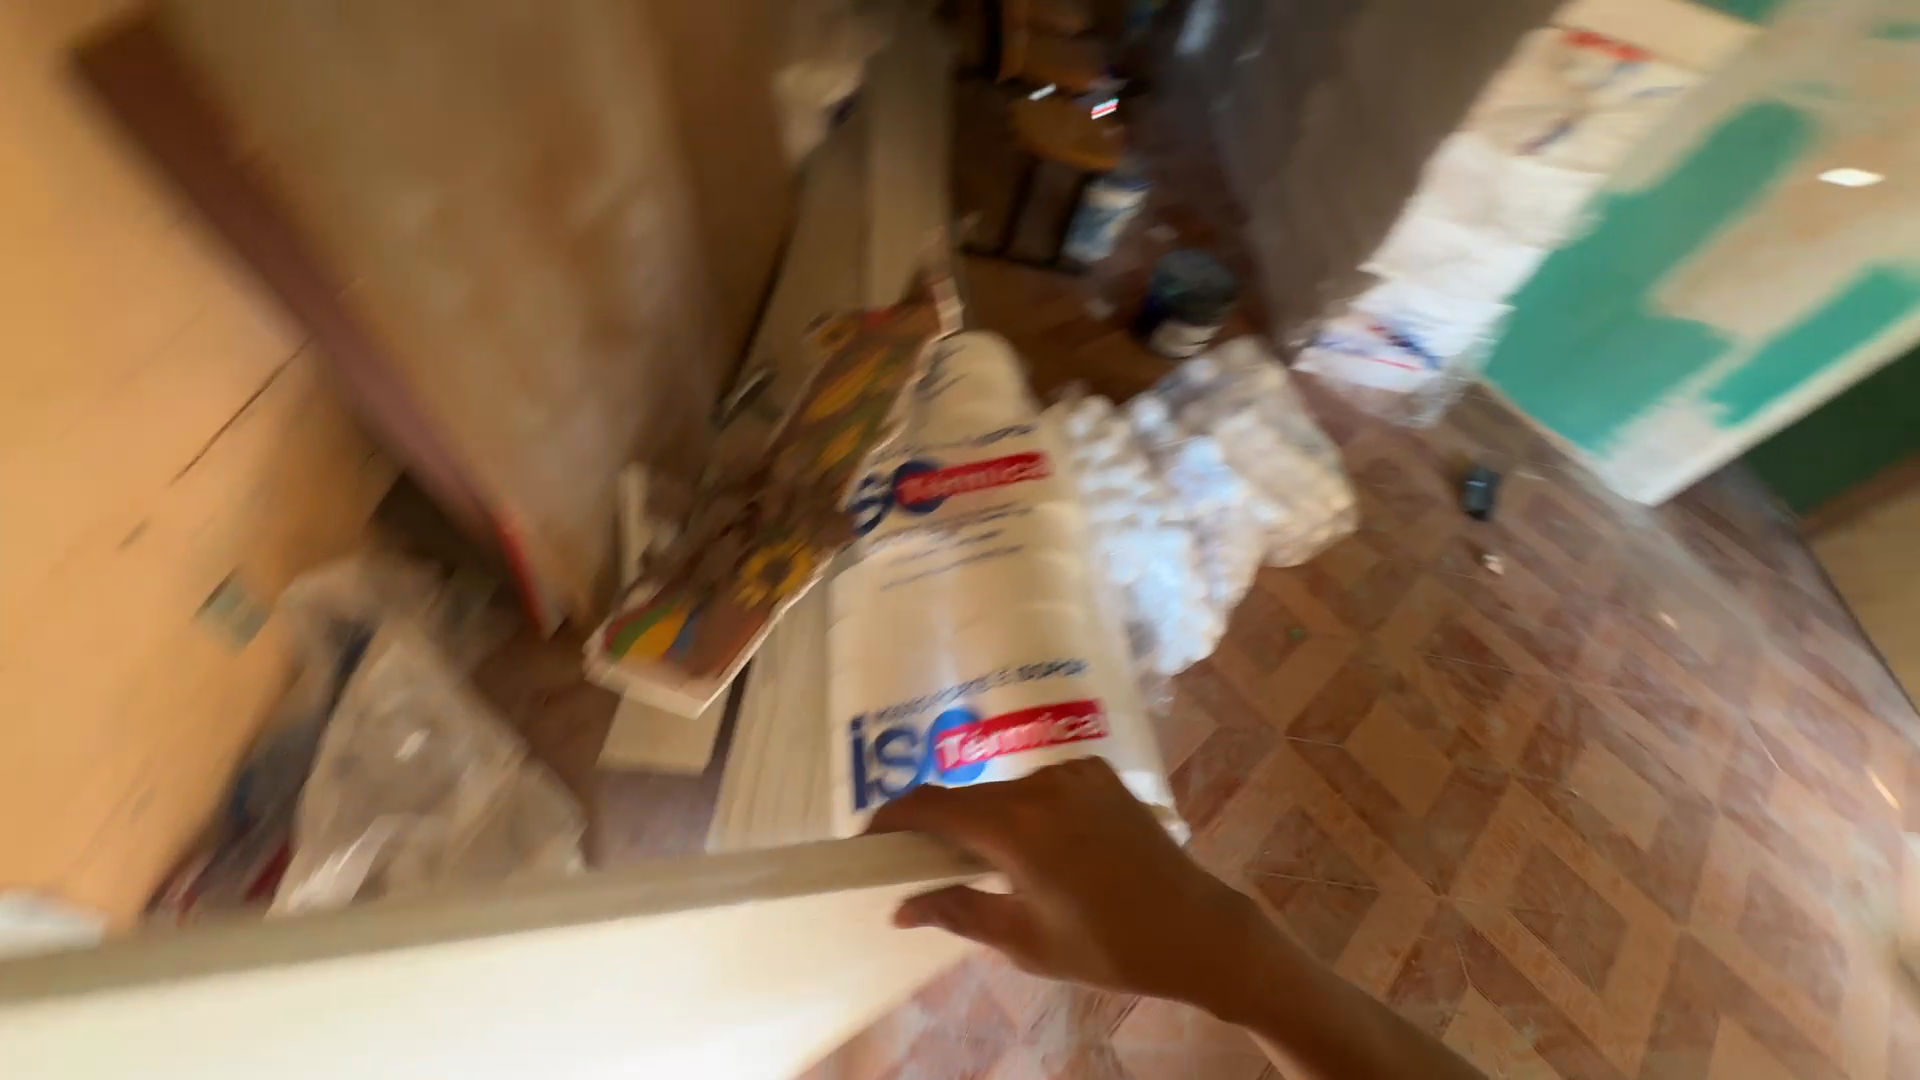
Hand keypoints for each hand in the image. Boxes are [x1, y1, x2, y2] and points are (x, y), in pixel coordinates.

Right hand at [866, 758, 1276, 1018]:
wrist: (1197, 927)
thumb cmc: (1107, 946)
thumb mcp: (1025, 943)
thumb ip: (957, 912)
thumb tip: (899, 906)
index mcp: (1017, 829)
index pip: (933, 806)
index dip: (894, 817)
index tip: (871, 839)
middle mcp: (1039, 785)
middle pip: (969, 798)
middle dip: (945, 828)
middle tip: (936, 866)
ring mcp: (1072, 770)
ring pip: (1006, 791)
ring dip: (992, 820)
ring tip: (1007, 865)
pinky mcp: (1096, 769)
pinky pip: (1043, 784)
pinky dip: (1030, 809)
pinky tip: (1051, 844)